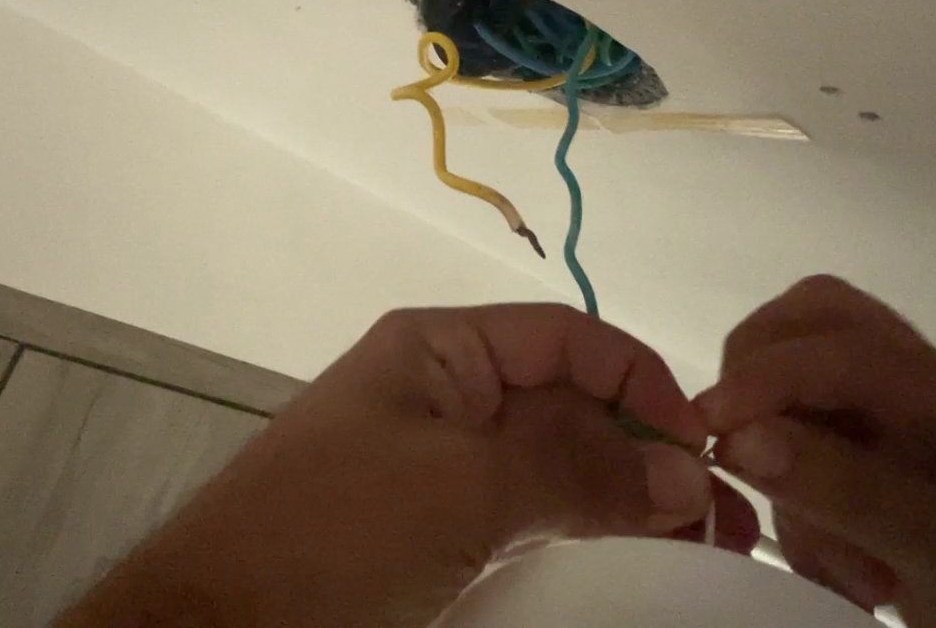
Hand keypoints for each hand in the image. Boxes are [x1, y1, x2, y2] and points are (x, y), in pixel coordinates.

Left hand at [59, 304, 756, 627]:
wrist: (218, 623)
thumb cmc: (337, 527)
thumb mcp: (461, 485)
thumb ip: (573, 467)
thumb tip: (684, 471)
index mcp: (440, 349)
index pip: (563, 336)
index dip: (636, 377)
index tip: (700, 446)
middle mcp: (446, 393)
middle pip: (564, 402)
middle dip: (640, 449)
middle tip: (718, 522)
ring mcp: (441, 462)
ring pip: (551, 464)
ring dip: (619, 498)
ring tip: (693, 548)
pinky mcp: (437, 526)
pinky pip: (525, 516)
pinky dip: (578, 536)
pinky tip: (623, 566)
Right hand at [699, 276, 935, 627]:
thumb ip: (850, 491)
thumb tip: (735, 435)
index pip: (849, 349)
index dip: (766, 376)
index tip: (705, 427)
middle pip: (827, 327)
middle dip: (766, 376)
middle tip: (737, 444)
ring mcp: (932, 431)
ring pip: (815, 387)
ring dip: (790, 454)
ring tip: (831, 557)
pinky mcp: (913, 471)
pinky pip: (828, 444)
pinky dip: (809, 493)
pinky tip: (846, 566)